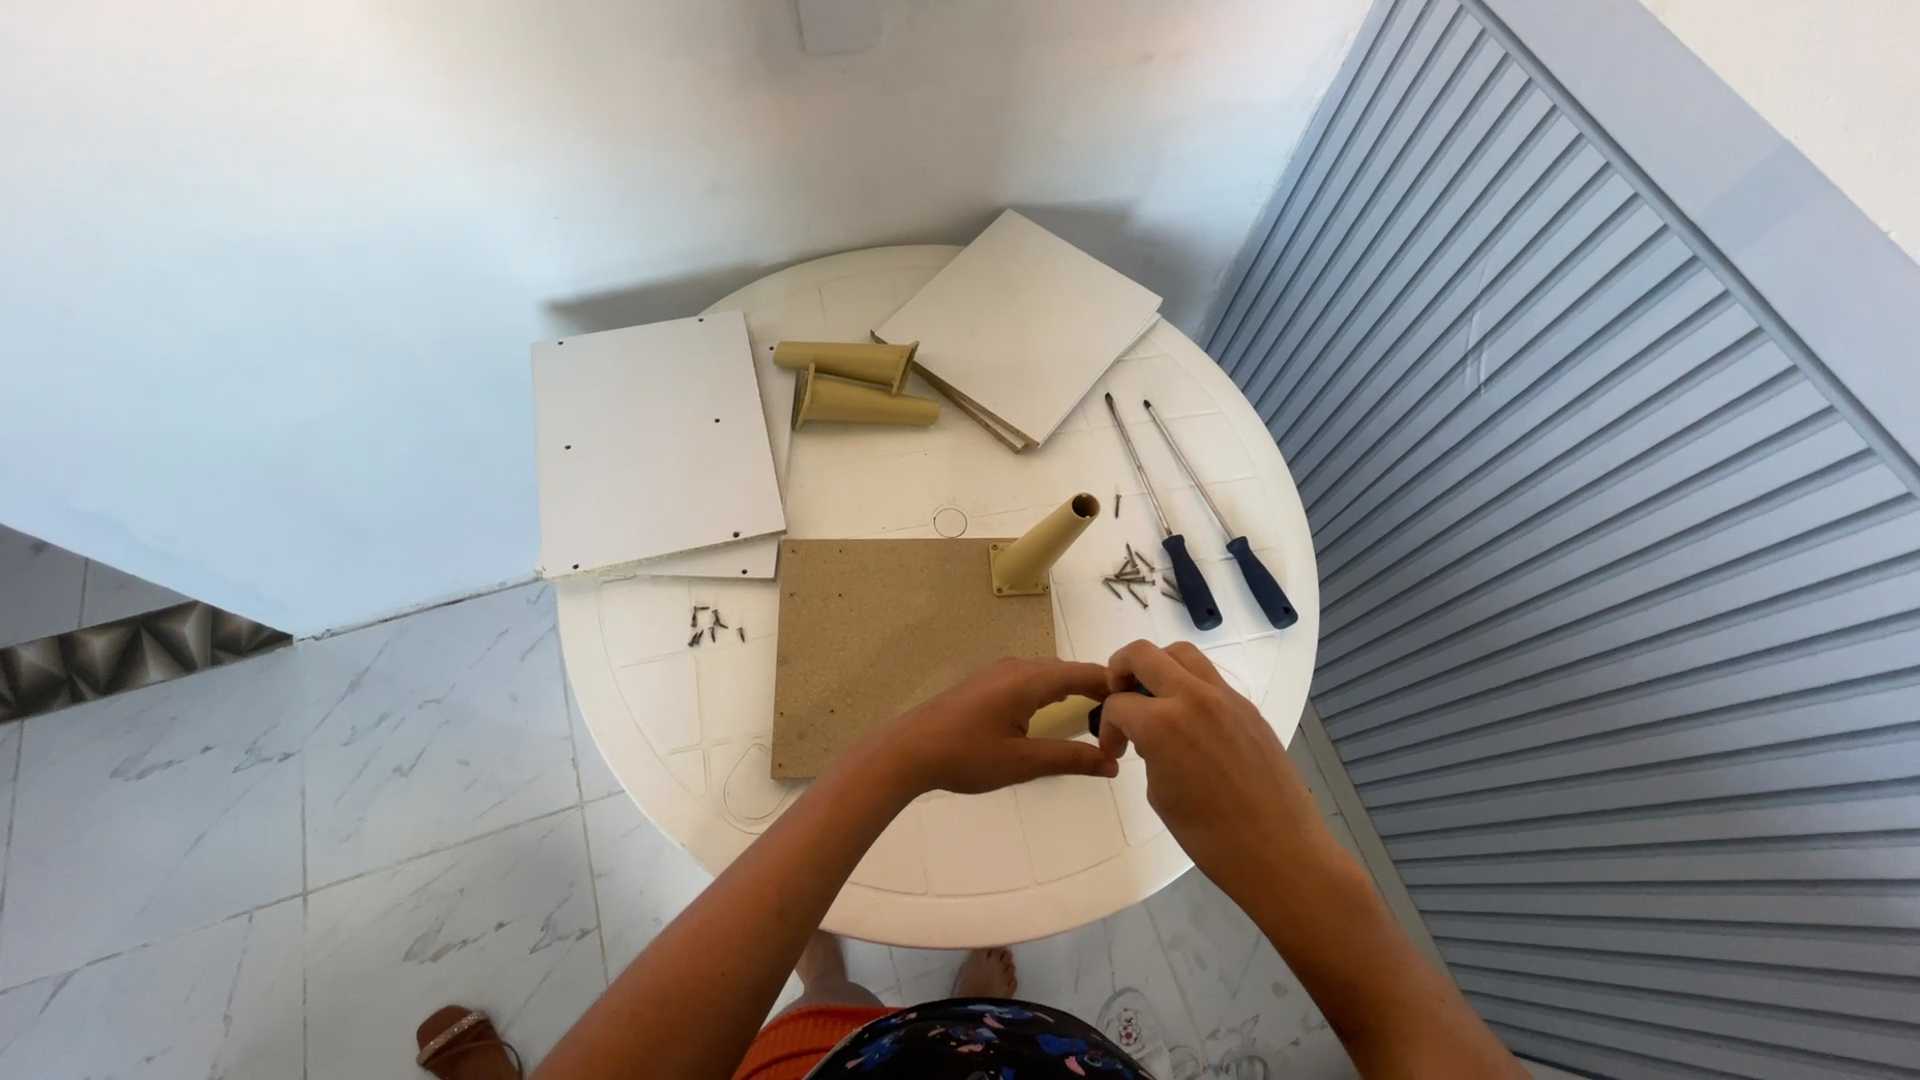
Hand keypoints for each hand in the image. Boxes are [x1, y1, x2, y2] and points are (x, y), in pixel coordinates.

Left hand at [855, 657, 1118, 797]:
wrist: (908, 751)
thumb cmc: (966, 756)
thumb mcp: (1023, 763)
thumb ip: (1070, 759)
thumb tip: (1113, 763)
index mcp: (1029, 680)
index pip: (1085, 674)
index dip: (1114, 686)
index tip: (1141, 705)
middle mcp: (1016, 667)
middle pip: (1067, 671)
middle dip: (1096, 689)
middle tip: (1124, 716)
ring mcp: (998, 673)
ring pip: (1047, 674)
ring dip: (1072, 689)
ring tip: (1097, 716)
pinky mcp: (985, 684)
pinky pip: (1029, 679)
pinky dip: (1050, 692)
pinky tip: (1053, 713)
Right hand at [1098, 640, 1329, 896]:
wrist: (1280, 851)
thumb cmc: (1211, 836)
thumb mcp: (1160, 793)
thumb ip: (1148, 751)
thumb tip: (1149, 739)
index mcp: (1161, 723)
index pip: (1118, 704)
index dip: (1108, 727)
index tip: (1114, 749)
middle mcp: (1192, 697)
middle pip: (1143, 654)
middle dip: (1121, 669)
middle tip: (1119, 695)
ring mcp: (1225, 698)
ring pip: (1182, 653)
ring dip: (1159, 666)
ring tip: (1155, 698)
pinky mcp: (1248, 708)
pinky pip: (1210, 678)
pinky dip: (1190, 686)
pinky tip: (1190, 722)